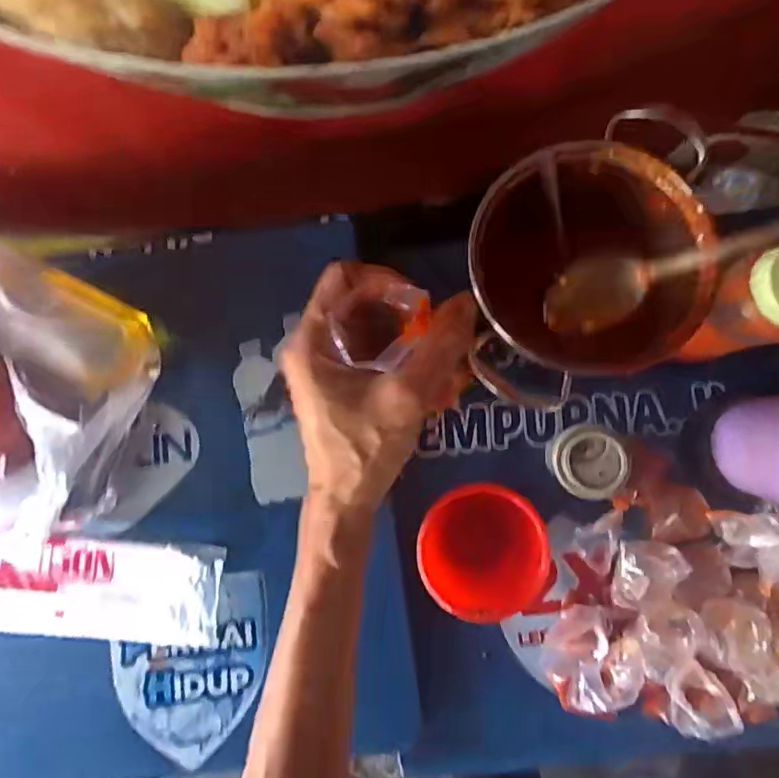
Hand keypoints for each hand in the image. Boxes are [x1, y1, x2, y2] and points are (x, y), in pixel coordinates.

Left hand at [279, 263, 477, 521]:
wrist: (346, 501)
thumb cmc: (365, 449)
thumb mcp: (407, 395)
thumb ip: (439, 347)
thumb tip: (466, 302)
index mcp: (312, 339)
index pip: (343, 276)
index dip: (384, 279)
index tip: (418, 304)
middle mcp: (314, 343)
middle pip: (363, 301)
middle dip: (407, 316)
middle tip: (437, 336)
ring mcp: (328, 363)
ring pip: (375, 328)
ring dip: (414, 341)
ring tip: (445, 367)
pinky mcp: (344, 380)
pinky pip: (378, 353)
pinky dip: (408, 361)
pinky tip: (439, 386)